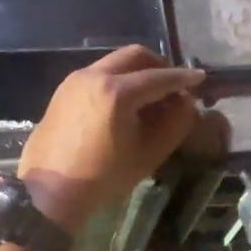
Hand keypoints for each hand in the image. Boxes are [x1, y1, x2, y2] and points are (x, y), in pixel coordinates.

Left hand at [16, 46, 203, 233]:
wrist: (49, 193)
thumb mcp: (148, 154)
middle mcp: (94, 76)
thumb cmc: (103, 177)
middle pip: (135, 56)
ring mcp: (75, 80)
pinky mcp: (63, 91)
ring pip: (114, 63)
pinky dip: (117, 80)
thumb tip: (186, 104)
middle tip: (174, 84)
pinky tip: (124, 104)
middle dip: (159, 66)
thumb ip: (174, 124)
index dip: (183, 78)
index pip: (159, 77)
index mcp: (117, 92)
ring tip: (150, 96)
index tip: (201, 79)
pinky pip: (98, 75)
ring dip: (137, 72)